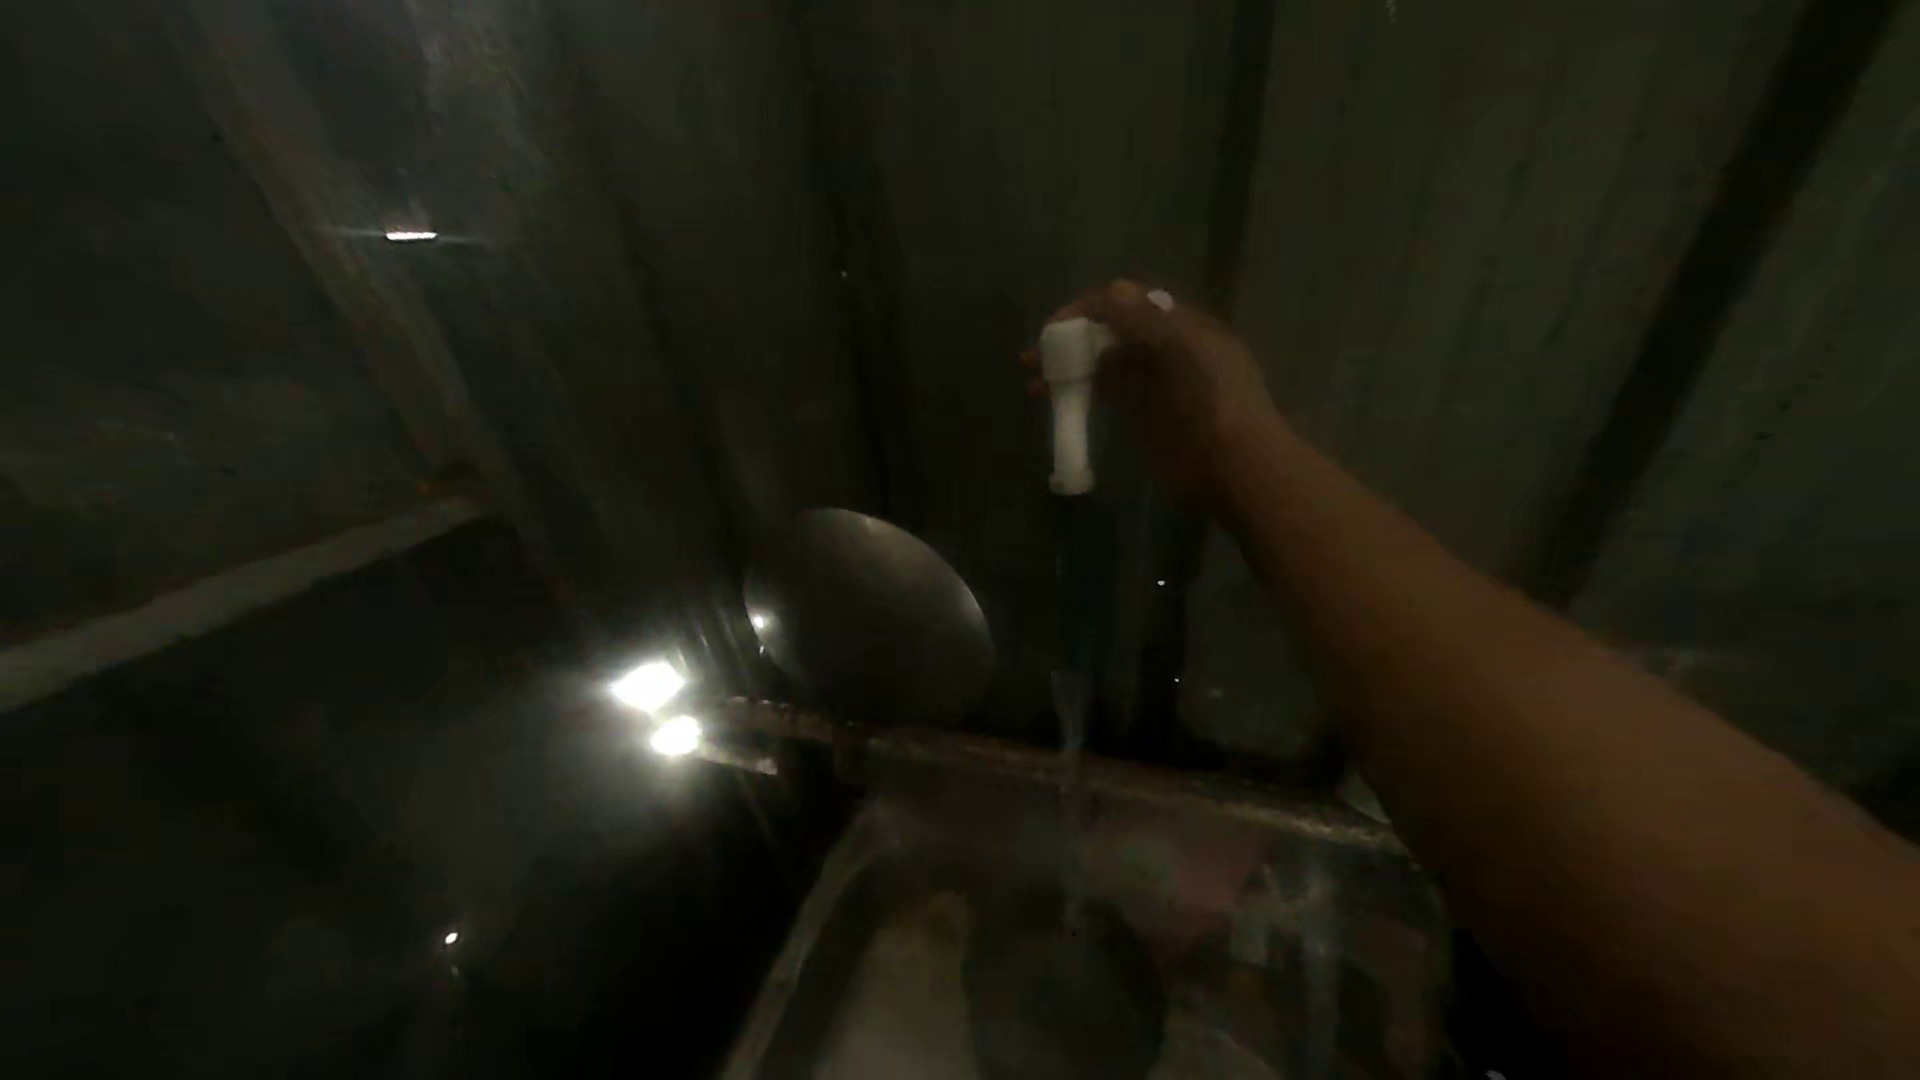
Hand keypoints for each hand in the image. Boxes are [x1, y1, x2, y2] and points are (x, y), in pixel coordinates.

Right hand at [1024, 280, 1281, 500]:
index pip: (1127, 303)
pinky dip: (1077, 394)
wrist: (1233, 466)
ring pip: (1100, 365)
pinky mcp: (1138, 417)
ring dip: (1066, 367)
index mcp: (1178, 325)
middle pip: (1107, 333)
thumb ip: (1146, 320)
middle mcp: (1161, 349)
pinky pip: (1102, 396)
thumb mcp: (1184, 348)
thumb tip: (1107, 295)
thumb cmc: (1214, 402)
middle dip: (1070, 338)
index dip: (1089, 309)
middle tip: (1034, 356)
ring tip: (1033, 381)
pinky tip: (1053, 399)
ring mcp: (1148, 384)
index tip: (1055, 326)